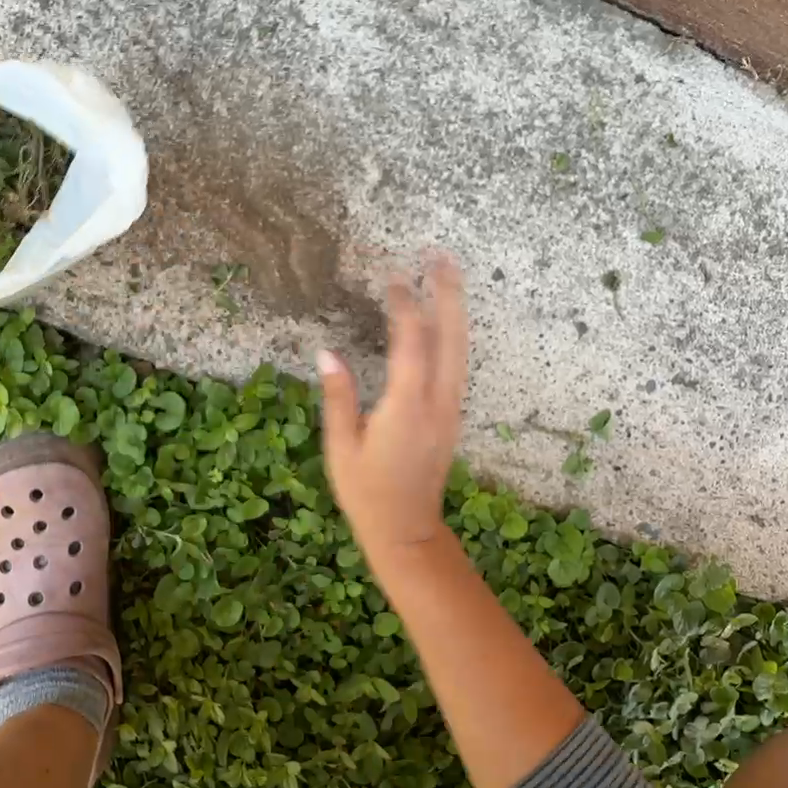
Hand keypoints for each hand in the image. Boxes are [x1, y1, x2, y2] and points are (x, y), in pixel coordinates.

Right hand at [316, 256, 467, 555]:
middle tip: (441, 256)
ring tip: (449, 274)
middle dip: (447, 294)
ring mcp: (450, 409)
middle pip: (449, 339)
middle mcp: (436, 403)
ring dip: (456, 309)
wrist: (407, 532)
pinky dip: (454, 334)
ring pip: (461, 349)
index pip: (411, 345)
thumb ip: (338, 397)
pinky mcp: (452, 416)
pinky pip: (458, 365)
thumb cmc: (366, 493)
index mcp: (406, 409)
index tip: (394, 277)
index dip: (405, 307)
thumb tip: (326, 351)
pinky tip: (447, 319)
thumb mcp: (341, 448)